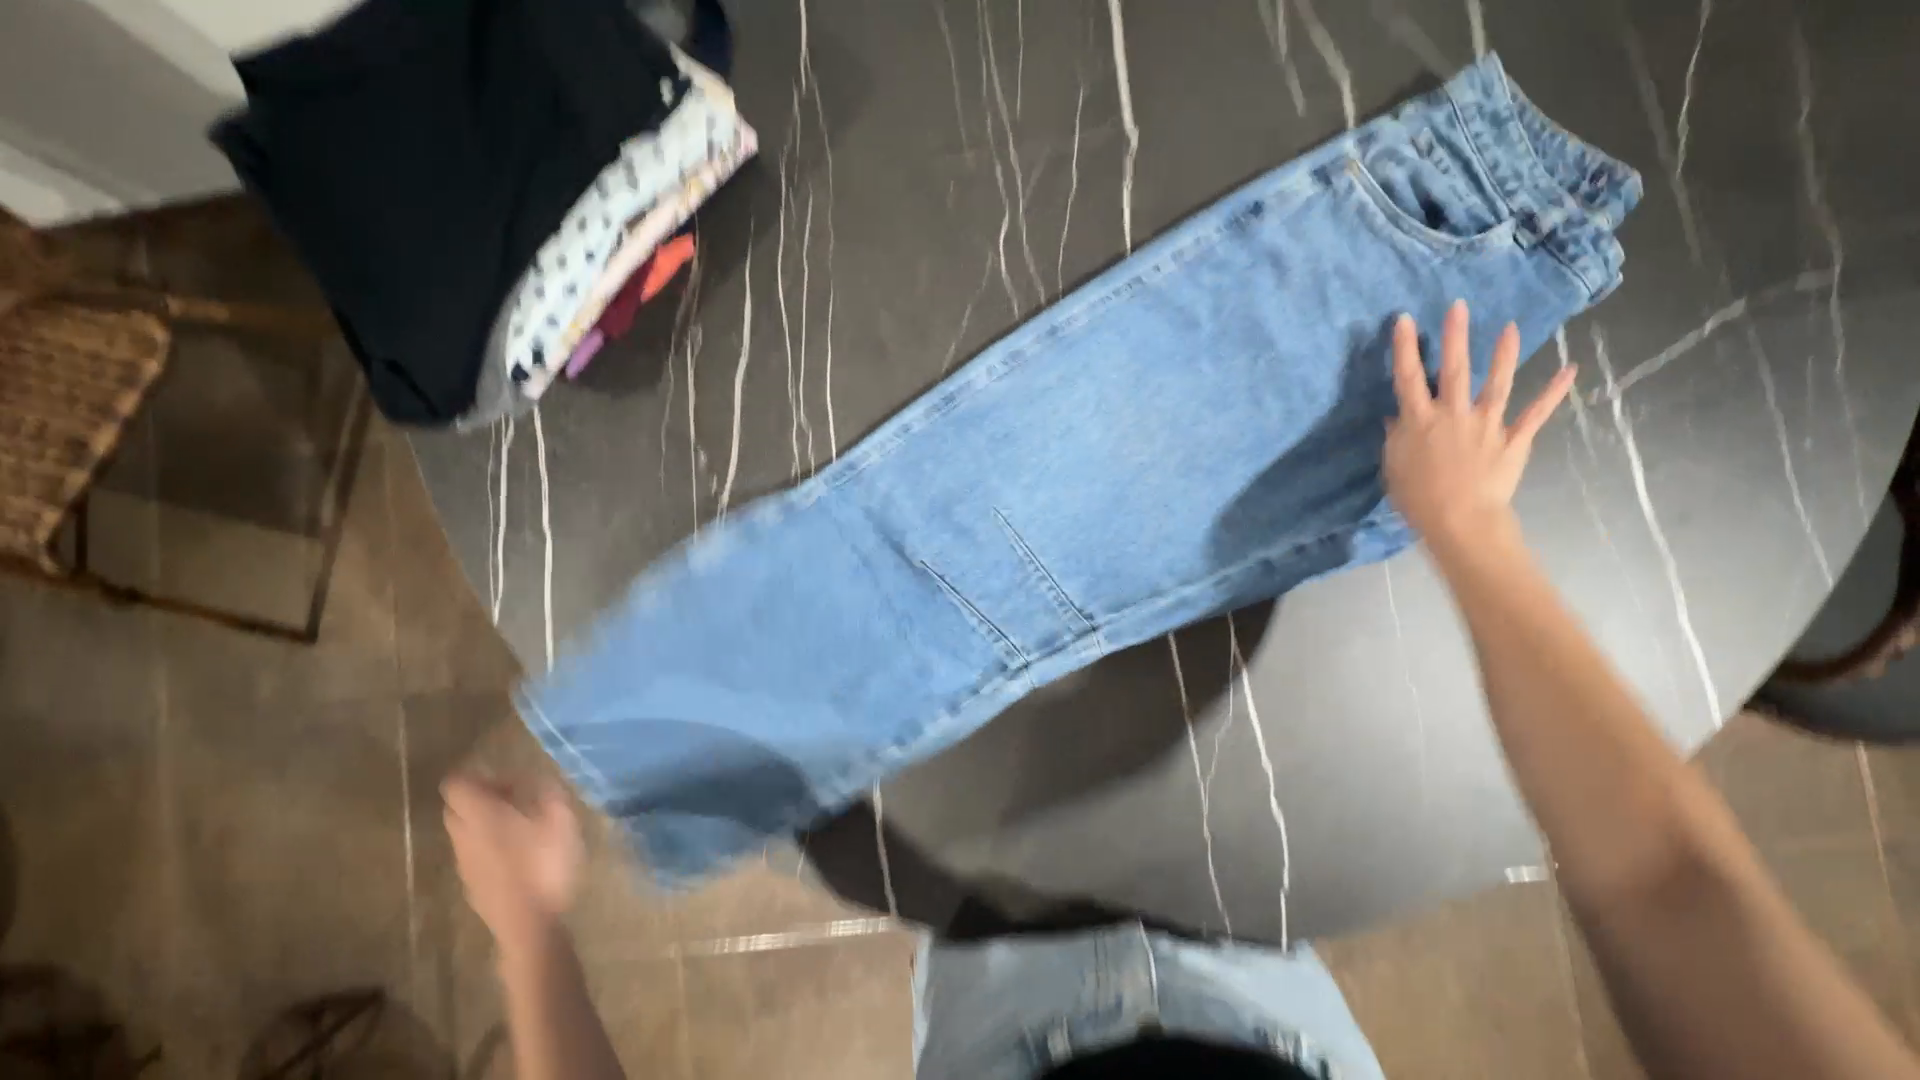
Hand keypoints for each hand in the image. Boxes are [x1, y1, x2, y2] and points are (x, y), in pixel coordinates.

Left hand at [443, 774, 584, 950]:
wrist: (527, 927)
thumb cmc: (545, 868)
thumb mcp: (562, 823)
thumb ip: (551, 795)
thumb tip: (543, 778)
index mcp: (482, 816)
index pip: (458, 784)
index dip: (479, 775)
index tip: (508, 780)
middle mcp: (464, 835)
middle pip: (458, 807)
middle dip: (482, 799)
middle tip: (515, 800)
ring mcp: (464, 862)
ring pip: (465, 832)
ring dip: (485, 824)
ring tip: (521, 829)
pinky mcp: (471, 884)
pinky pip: (473, 854)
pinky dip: (488, 846)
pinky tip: (518, 857)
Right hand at [1384, 299, 1573, 550]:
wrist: (1460, 521)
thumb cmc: (1417, 498)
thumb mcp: (1394, 466)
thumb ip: (1397, 437)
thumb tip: (1397, 416)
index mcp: (1420, 421)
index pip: (1408, 378)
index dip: (1404, 348)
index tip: (1403, 320)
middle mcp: (1453, 415)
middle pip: (1454, 370)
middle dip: (1454, 336)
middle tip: (1457, 306)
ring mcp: (1487, 425)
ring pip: (1496, 383)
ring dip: (1503, 354)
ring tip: (1509, 327)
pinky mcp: (1513, 440)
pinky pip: (1535, 413)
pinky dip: (1554, 392)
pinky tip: (1571, 371)